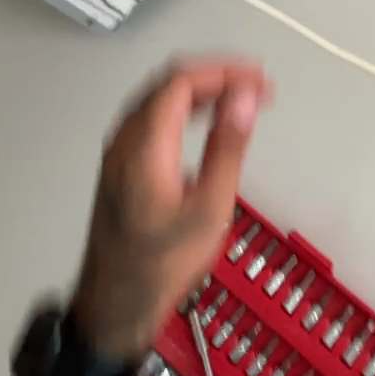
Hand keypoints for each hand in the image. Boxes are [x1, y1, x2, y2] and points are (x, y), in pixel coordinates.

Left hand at [73, 58, 270, 357]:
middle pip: (170, 81)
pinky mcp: (120, 162)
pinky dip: (185, 104)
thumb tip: (244, 99)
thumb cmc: (163, 264)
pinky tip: (207, 116)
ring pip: (159, 94)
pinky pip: (152, 113)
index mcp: (146, 145)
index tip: (259, 81)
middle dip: (217, 74)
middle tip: (255, 85)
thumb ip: (228, 146)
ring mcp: (118, 150)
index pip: (183, 81)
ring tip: (239, 96)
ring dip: (202, 87)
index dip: (226, 71)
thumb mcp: (210, 208)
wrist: (115, 304)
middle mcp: (125, 139)